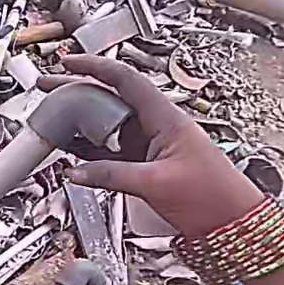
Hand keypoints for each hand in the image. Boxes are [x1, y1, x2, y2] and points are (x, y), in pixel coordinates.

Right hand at [60, 54, 264, 235]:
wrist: (234, 223)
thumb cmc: (212, 197)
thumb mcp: (156, 184)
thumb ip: (112, 176)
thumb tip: (77, 172)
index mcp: (165, 118)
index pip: (125, 80)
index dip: (94, 67)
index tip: (69, 62)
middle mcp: (156, 126)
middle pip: (110, 99)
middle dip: (78, 91)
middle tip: (50, 87)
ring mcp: (150, 145)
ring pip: (108, 125)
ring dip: (81, 121)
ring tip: (53, 117)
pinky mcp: (146, 165)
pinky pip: (112, 151)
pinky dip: (91, 150)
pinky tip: (72, 151)